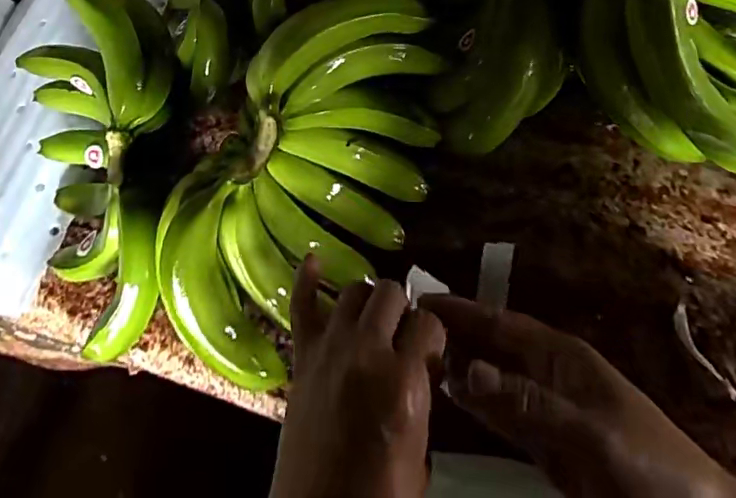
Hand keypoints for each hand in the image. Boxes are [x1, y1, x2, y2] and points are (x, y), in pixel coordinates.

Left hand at [269, 258, 443, 497]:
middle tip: (403, 334)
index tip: (432, 350)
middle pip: (390, 293)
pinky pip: (301, 302)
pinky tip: (315, 260)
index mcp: (403, 381)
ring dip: (369, 300)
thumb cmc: (381, 491)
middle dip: (403, 309)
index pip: (430, 323)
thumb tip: (420, 364)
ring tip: (374, 319)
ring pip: (354, 290)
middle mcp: (366, 350)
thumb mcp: (420, 447)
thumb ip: (421, 394)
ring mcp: (329, 346)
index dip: (434, 334)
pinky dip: (308, 278)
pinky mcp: (302, 352)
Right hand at [420, 295, 735, 497]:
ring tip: (416, 359)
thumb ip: (528, 401)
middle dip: (454, 335)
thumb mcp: (591, 432)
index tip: (419, 300)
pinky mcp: (549, 445)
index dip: (462, 310)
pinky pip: (503, 414)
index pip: (500, 323)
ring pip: (493, 379)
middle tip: (405, 330)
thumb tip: (466, 369)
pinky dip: (476, 404)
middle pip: (492, 346)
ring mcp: (548, 409)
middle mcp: (548, 373)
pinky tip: (450, 398)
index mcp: (562, 356)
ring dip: (460, 368)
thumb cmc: (651, 465)